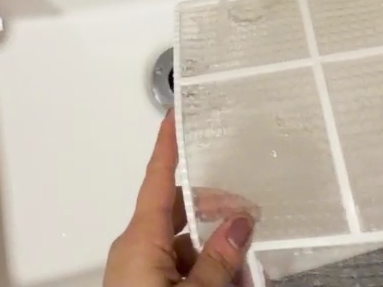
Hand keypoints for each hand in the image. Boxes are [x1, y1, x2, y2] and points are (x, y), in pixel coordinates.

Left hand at [105, 113, 254, 286]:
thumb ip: (218, 258)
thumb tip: (241, 222)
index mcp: (139, 237)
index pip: (157, 177)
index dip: (167, 144)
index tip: (173, 113)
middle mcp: (133, 247)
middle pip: (175, 210)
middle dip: (211, 208)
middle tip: (248, 212)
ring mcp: (135, 271)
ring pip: (178, 243)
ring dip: (211, 246)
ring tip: (249, 261)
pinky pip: (173, 266)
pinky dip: (200, 266)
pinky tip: (231, 278)